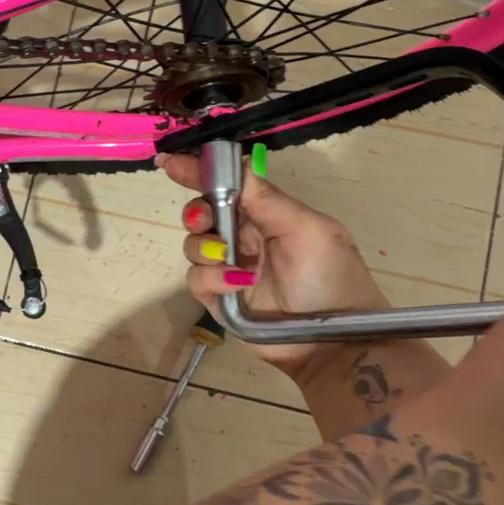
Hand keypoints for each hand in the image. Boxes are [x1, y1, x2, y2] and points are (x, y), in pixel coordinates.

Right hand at [157, 152, 388, 384]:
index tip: (171, 162)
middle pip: (202, 213)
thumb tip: (237, 167)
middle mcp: (244, 238)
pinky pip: (196, 279)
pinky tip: (237, 286)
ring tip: (228, 259)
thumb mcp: (309, 231)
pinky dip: (211, 279)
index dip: (198, 172)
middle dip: (197, 212)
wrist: (332, 342)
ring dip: (205, 248)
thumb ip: (270, 201)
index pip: (229, 185)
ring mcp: (228, 268)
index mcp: (267, 215)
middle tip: (206, 220)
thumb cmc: (331, 278)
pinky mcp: (218, 298)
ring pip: (194, 246)